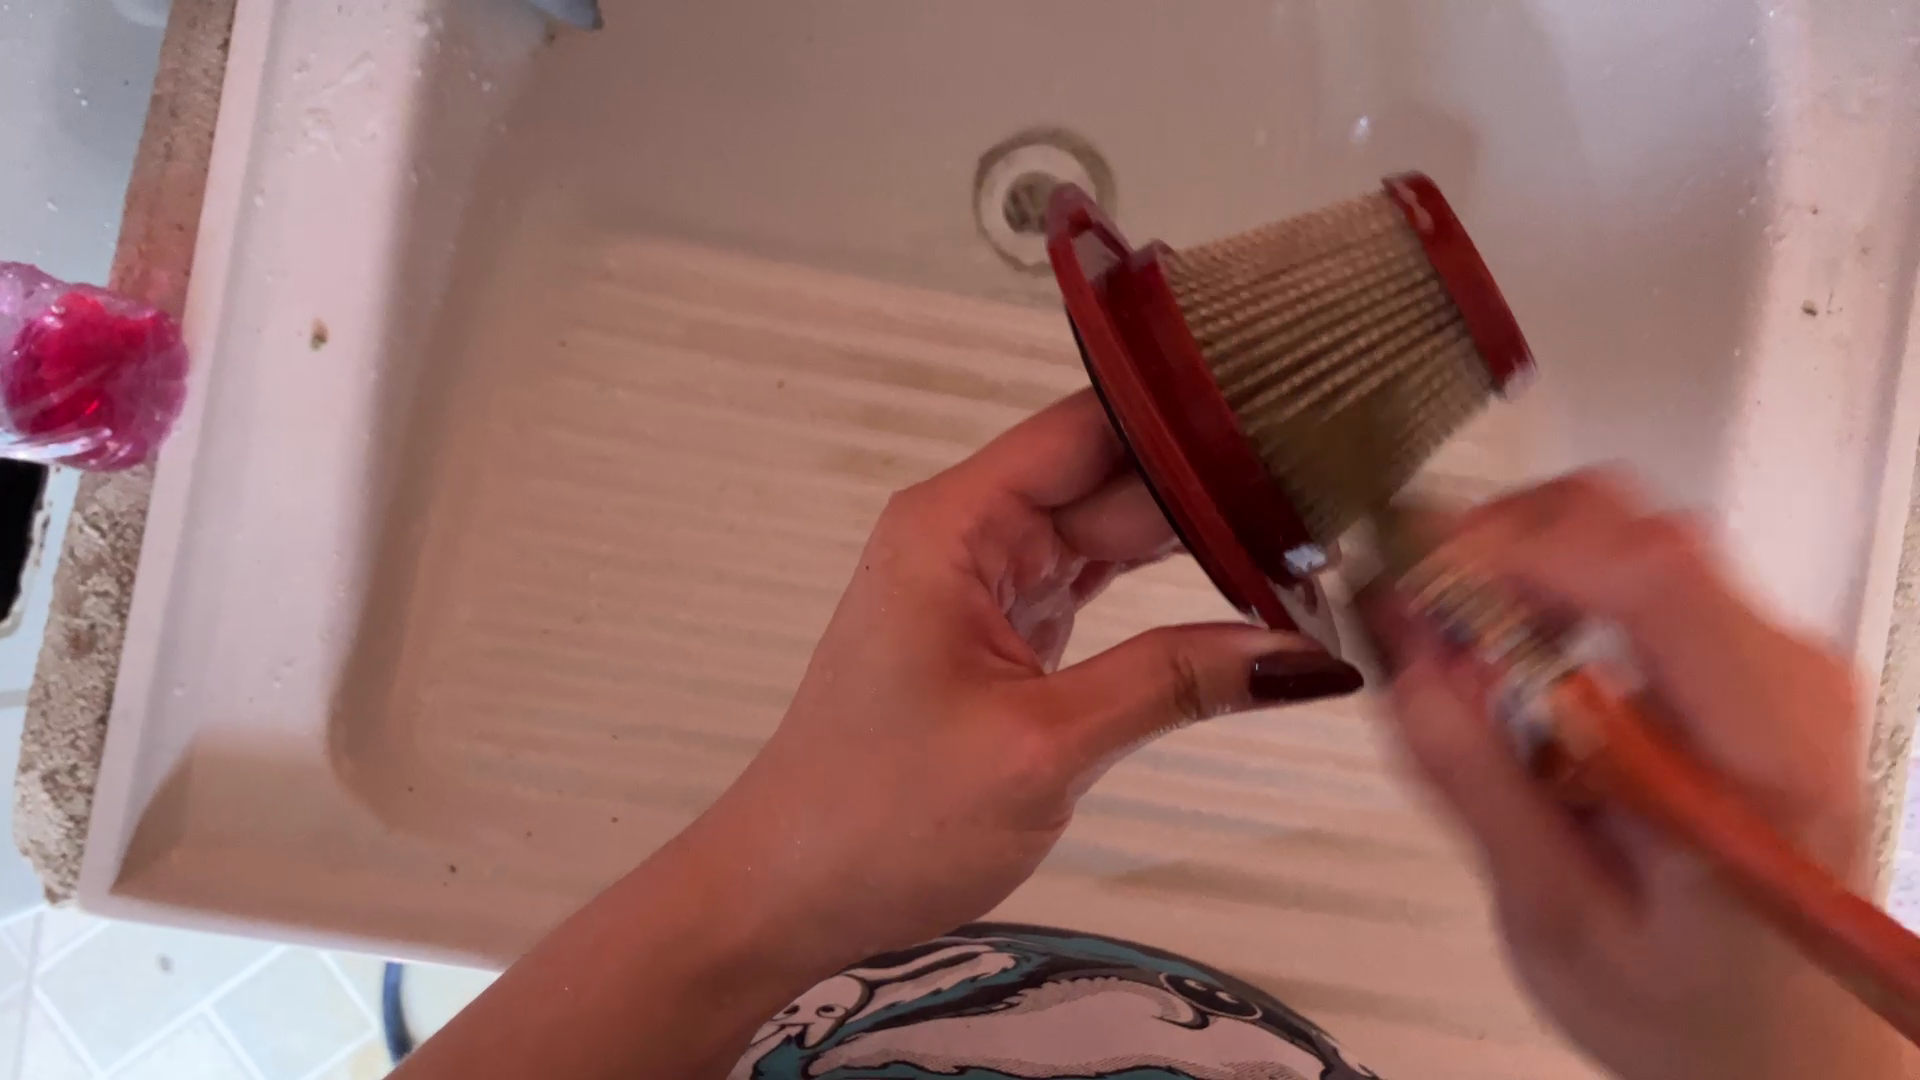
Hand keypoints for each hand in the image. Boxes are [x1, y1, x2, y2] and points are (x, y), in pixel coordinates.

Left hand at [690, 390, 1361, 974]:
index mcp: (956, 522)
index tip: (1288, 410)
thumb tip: (1308, 655)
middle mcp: (969, 532)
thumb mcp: (1041, 746)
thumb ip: (1171, 682)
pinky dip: (1155, 592)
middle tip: (1331, 483)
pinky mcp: (1002, 632)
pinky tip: (1234, 585)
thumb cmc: (890, 812)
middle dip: (1207, 483)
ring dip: (1190, 537)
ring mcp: (985, 582)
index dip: (1182, 415)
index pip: (1084, 430)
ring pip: (1102, 534)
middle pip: (1103, 479)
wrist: (793, 886)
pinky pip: (1087, 586)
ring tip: (1307, 524)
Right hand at [1361, 473, 1902, 1079]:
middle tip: (1405, 599)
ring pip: (1617, 526)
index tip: (1408, 577)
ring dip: (1499, 553)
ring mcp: (1759, 655)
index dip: (1511, 552)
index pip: (1651, 581)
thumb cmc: (1685, 1008)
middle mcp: (1781, 677)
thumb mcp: (1554, 916)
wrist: (1791, 1038)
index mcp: (1759, 757)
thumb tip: (1405, 659)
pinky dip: (1523, 573)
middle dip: (1489, 539)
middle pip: (1629, 525)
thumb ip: (1477, 785)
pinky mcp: (1723, 654)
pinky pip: (1612, 564)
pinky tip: (1480, 635)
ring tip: (1431, 622)